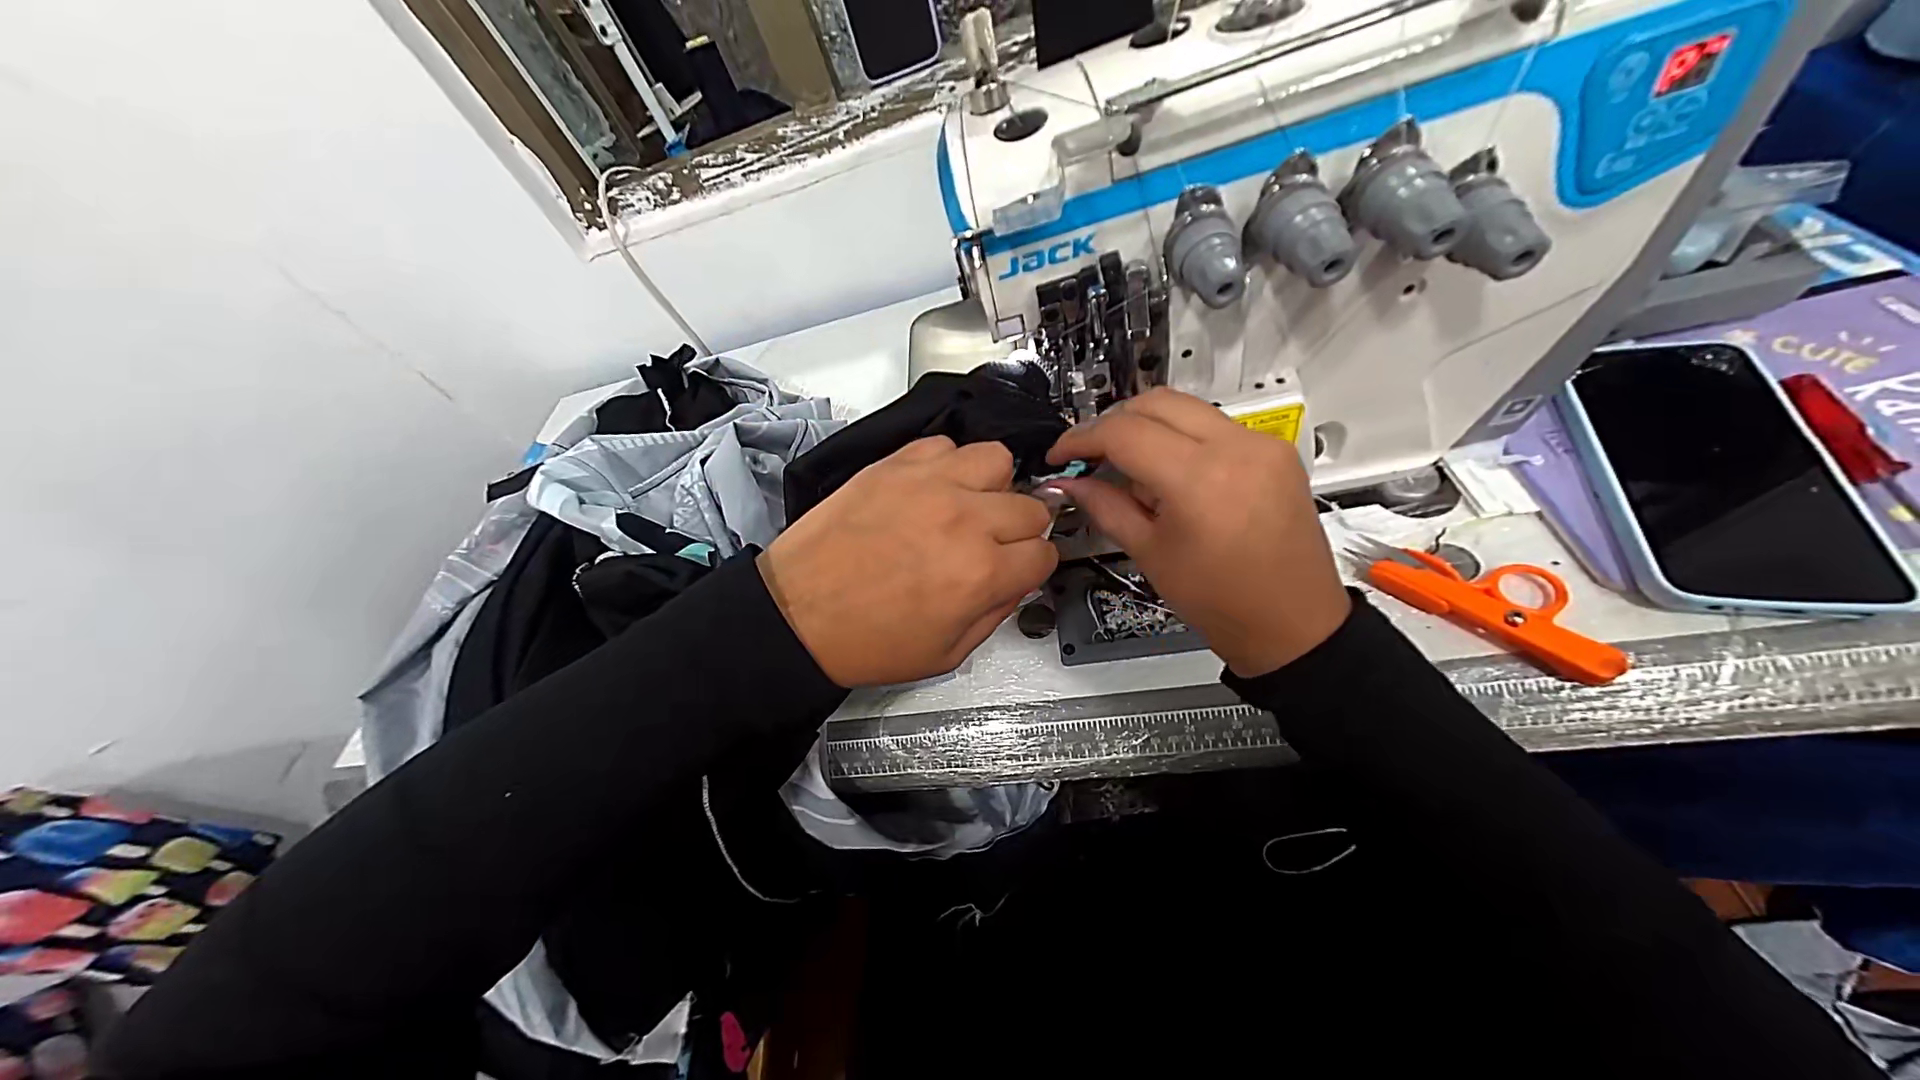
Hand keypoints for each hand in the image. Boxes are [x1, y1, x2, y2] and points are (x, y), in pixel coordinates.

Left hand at [761, 437, 1058, 687]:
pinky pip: (945, 444)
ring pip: (997, 459)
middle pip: (1031, 505)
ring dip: (992, 485)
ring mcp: (928, 485)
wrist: (798, 615)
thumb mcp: (947, 652)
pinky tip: (934, 490)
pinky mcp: (895, 466)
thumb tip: (1016, 583)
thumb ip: (996, 613)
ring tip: (969, 505)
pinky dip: (947, 464)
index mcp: (980, 573)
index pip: (1045, 552)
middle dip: (1020, 529)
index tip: (1022, 564)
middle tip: (995, 541)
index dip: (1035, 564)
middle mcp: (961, 521)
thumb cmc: (860, 637)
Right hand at [1046, 388, 1349, 677]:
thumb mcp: (1149, 553)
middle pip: (1153, 402)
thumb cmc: (1229, 603)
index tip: (1064, 453)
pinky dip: (1181, 437)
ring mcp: (1260, 447)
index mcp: (1200, 480)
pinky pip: (1214, 425)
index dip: (1081, 438)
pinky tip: (1168, 472)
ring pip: (1185, 407)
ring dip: (1146, 426)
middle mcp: (1237, 451)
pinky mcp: (1273, 452)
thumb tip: (1074, 483)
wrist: (1291, 624)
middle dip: (1112, 423)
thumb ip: (1104, 507)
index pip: (1123, 432)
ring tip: (1130, 469)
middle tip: (1090, 455)